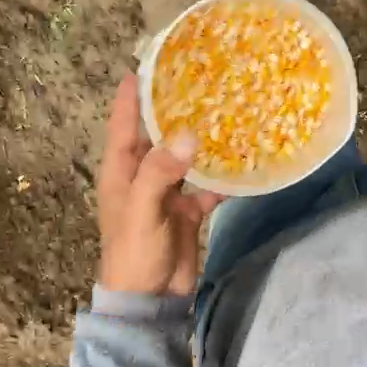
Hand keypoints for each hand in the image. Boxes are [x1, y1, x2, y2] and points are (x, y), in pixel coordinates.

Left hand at [96, 74, 222, 296]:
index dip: (132, 95)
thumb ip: (161, 172)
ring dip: (202, 139)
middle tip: (201, 80)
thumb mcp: (143, 210)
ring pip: (186, 157)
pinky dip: (223, 176)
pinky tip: (244, 161)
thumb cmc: (136, 254)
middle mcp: (144, 175)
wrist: (150, 301)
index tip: (147, 65)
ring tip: (227, 111)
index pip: (124, 123)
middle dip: (175, 110)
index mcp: (122, 171)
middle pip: (158, 134)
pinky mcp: (188, 210)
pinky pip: (208, 185)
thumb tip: (189, 135)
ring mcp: (167, 193)